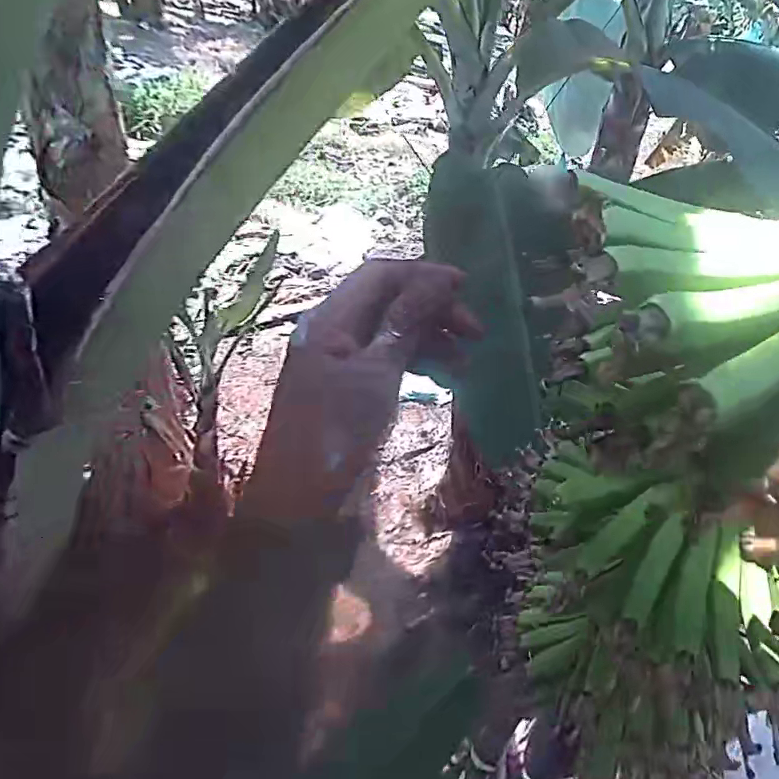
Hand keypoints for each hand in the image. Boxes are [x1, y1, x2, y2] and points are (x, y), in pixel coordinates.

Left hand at [240, 260, 481, 524]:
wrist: (301, 504)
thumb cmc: (338, 431)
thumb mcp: (379, 370)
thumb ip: (407, 320)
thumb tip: (439, 278)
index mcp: (331, 320)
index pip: (381, 274)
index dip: (425, 274)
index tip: (468, 288)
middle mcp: (335, 331)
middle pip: (392, 300)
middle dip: (436, 308)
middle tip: (477, 332)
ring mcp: (343, 359)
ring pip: (397, 328)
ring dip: (434, 337)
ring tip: (466, 364)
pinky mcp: (353, 384)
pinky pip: (393, 355)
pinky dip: (422, 359)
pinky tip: (446, 376)